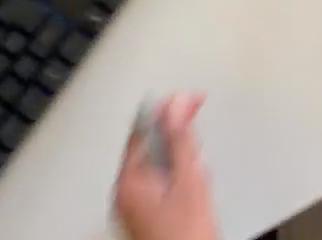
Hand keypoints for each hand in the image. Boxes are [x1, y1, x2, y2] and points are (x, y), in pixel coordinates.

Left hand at [114, 93, 219, 239]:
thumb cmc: (187, 235)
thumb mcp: (189, 177)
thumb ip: (181, 137)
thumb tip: (175, 104)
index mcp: (129, 179)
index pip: (143, 126)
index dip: (168, 106)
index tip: (189, 96)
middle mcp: (125, 190)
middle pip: (148, 141)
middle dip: (174, 128)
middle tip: (195, 113)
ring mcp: (133, 202)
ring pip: (155, 157)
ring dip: (177, 148)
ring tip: (196, 157)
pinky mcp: (145, 211)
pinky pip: (158, 175)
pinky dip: (174, 167)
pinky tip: (190, 175)